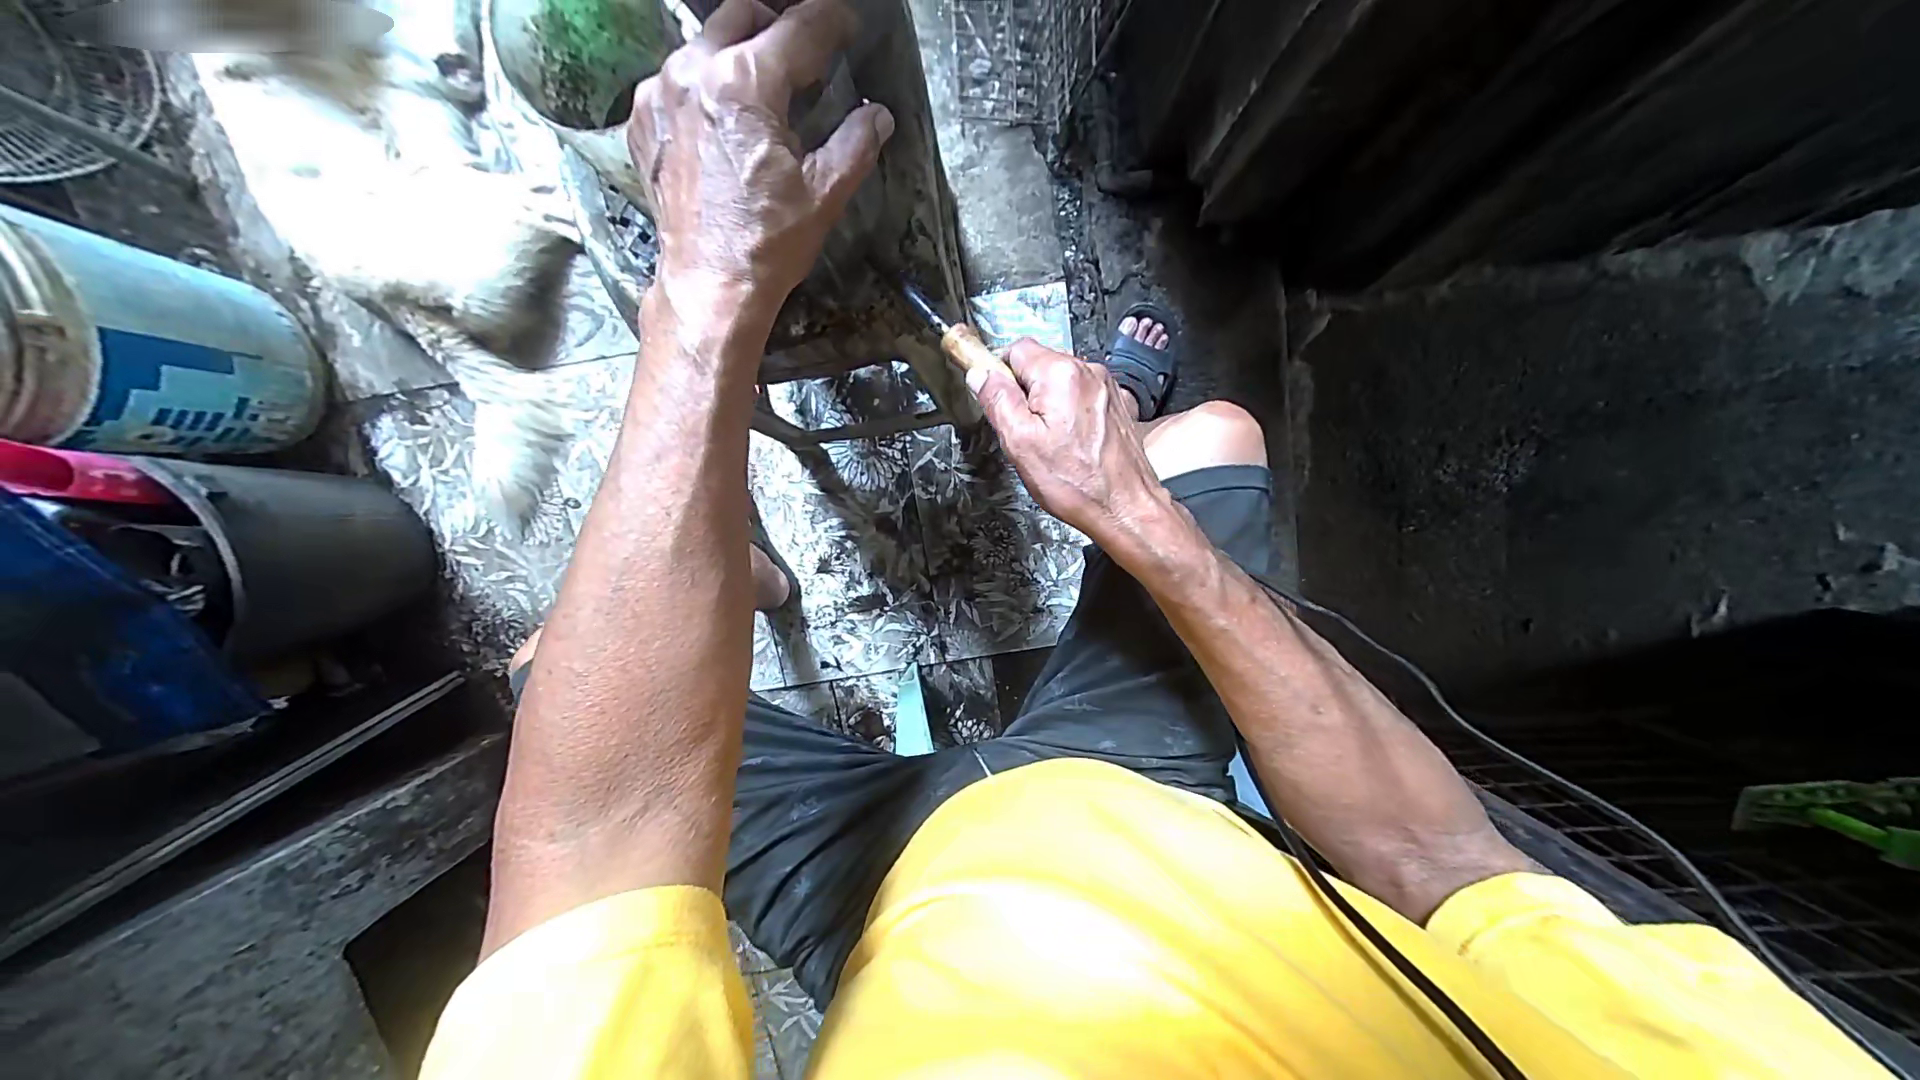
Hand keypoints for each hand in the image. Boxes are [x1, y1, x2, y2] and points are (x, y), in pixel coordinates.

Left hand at [626, 0, 893, 306]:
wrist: (710, 285)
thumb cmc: (767, 244)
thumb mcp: (824, 196)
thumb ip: (855, 144)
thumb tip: (878, 117)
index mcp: (744, 84)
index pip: (798, 29)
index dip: (831, 21)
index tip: (848, 24)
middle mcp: (693, 71)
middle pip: (741, 15)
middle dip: (779, 25)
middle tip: (805, 55)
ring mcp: (660, 94)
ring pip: (703, 43)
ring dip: (739, 53)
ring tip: (764, 89)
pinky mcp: (643, 121)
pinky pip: (676, 80)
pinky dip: (705, 86)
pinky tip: (725, 121)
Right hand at [968, 339, 1176, 550]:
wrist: (1125, 507)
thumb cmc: (1079, 483)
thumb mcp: (1020, 443)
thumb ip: (997, 400)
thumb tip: (980, 374)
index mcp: (1060, 374)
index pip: (1015, 349)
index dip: (998, 373)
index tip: (995, 397)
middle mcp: (1088, 371)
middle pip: (1038, 364)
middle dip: (1024, 393)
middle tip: (1023, 431)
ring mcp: (1105, 387)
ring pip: (1058, 382)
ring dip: (1046, 405)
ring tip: (1049, 442)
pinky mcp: (1114, 404)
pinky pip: (1078, 397)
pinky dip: (1068, 413)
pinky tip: (1069, 443)